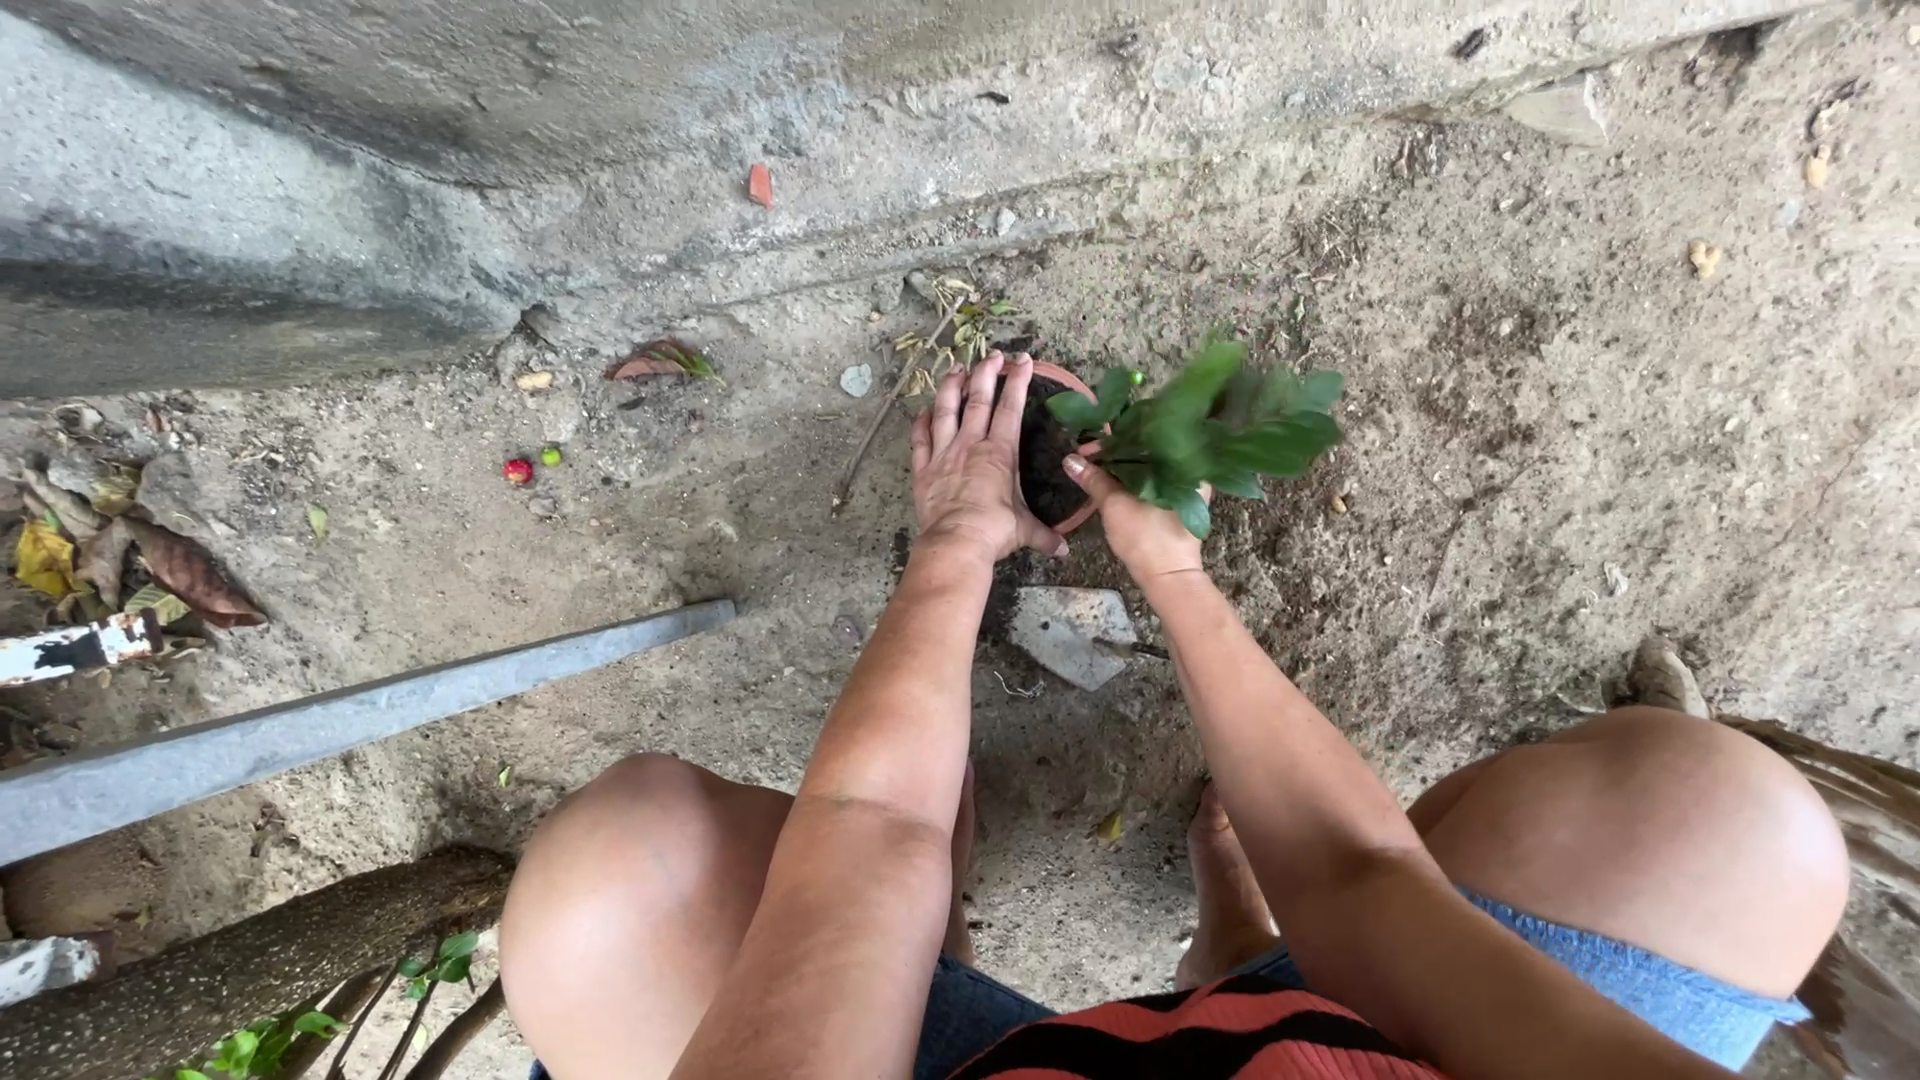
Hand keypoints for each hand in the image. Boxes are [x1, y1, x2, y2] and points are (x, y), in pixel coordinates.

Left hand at [910, 352, 1066, 560]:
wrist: (957, 542)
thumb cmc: (994, 531)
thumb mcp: (1025, 530)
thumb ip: (1044, 535)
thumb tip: (1063, 551)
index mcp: (1000, 453)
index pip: (1011, 408)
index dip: (1018, 382)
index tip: (1023, 361)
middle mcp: (971, 445)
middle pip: (978, 399)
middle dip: (986, 373)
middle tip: (992, 355)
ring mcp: (944, 454)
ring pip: (946, 410)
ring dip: (951, 387)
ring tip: (956, 369)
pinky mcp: (924, 469)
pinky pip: (920, 439)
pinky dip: (921, 422)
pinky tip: (923, 410)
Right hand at [1062, 454, 1204, 581]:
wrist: (1168, 577)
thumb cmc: (1146, 538)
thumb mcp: (1114, 504)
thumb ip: (1093, 479)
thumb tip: (1068, 459)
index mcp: (1183, 462)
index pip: (1144, 436)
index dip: (1112, 440)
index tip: (1086, 448)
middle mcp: (1189, 470)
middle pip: (1146, 450)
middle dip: (1114, 452)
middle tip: (1086, 456)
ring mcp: (1185, 487)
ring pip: (1147, 466)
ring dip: (1121, 466)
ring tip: (1094, 465)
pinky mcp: (1177, 502)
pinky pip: (1151, 480)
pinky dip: (1132, 479)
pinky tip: (1111, 480)